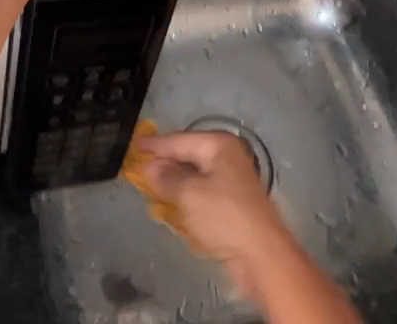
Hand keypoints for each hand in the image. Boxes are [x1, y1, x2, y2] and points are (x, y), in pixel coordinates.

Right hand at [136, 131, 294, 295]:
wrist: (262, 256)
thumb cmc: (223, 217)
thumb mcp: (189, 195)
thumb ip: (167, 178)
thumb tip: (151, 166)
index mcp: (218, 145)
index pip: (179, 139)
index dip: (155, 144)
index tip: (134, 144)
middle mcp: (226, 156)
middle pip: (187, 154)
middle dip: (164, 162)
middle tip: (138, 167)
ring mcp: (231, 179)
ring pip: (194, 174)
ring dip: (173, 181)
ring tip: (149, 185)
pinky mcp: (231, 202)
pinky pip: (202, 191)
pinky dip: (186, 196)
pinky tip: (171, 203)